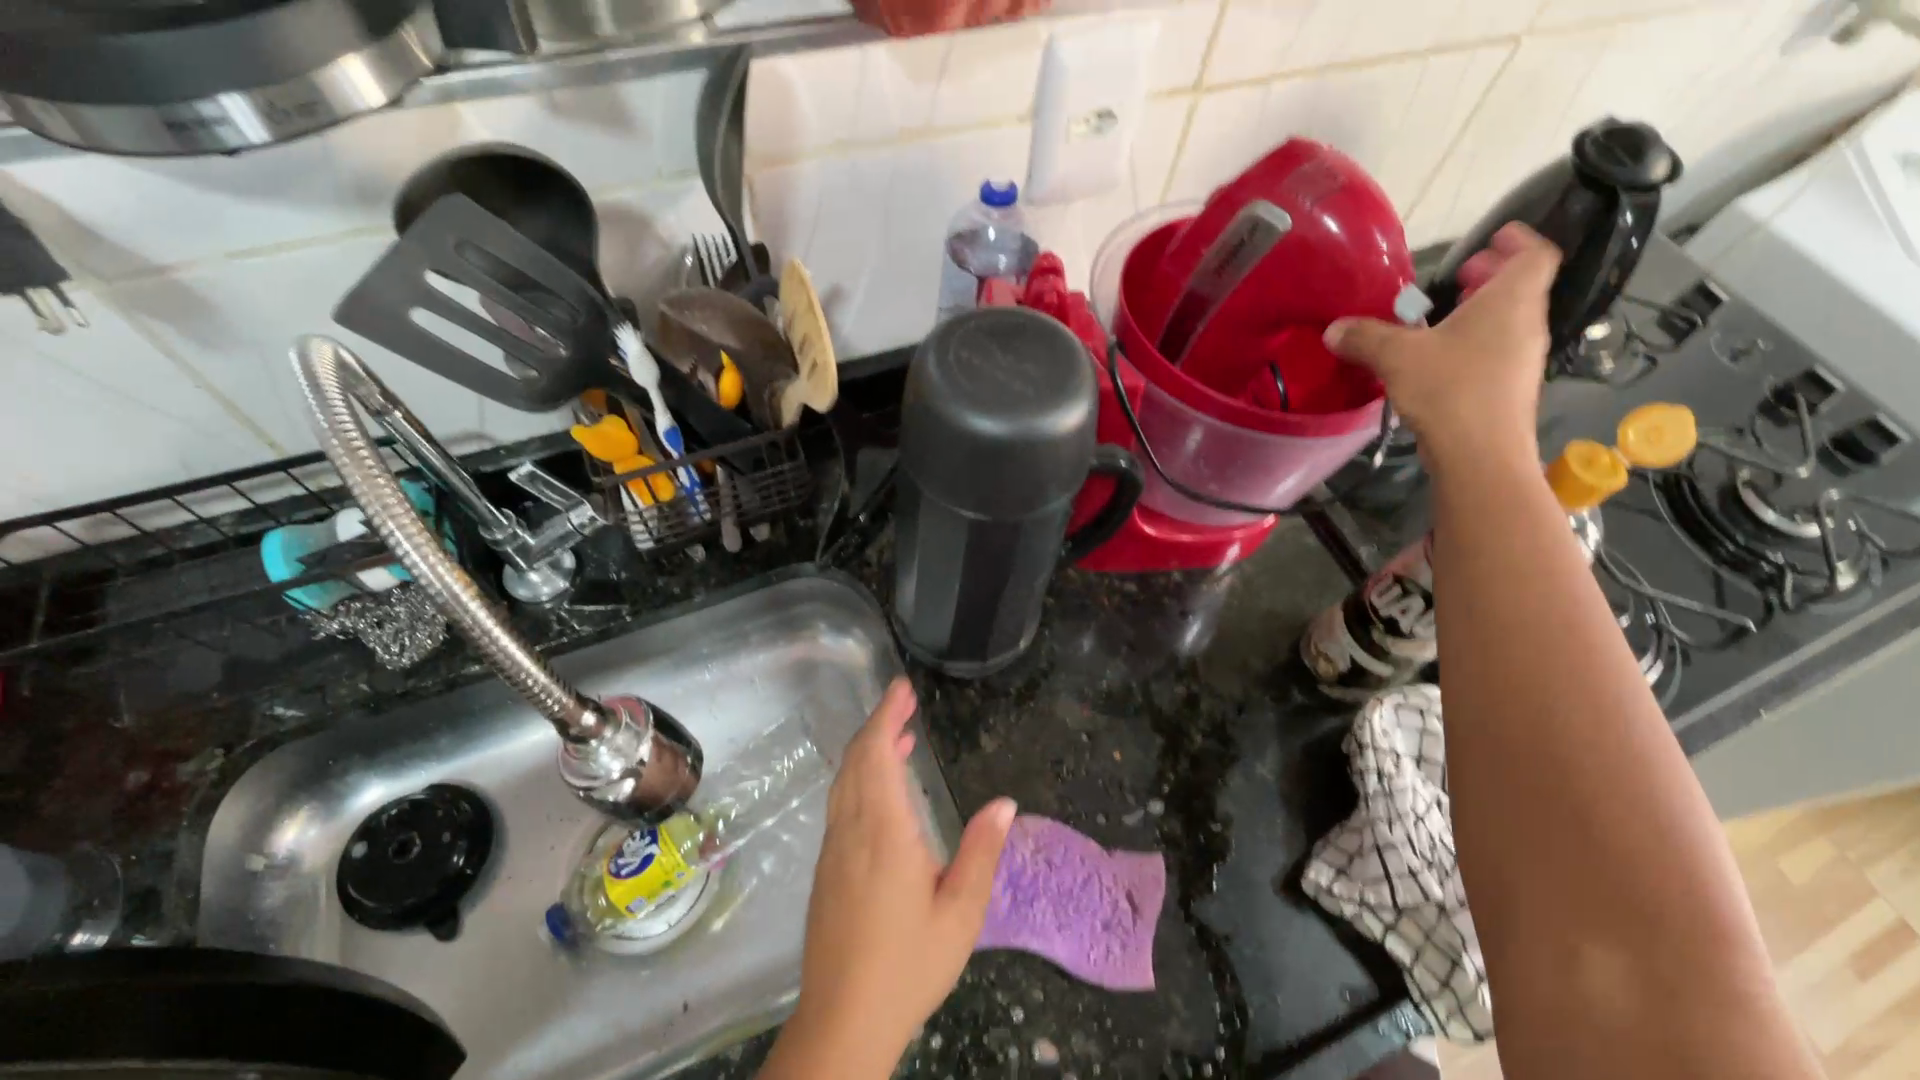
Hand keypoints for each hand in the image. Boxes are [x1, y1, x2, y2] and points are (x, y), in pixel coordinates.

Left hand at [760, 678, 1015, 1078]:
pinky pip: (839, 807)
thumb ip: (981, 852)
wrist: (843, 1020)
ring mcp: (832, 853)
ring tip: (898, 739)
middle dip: (877, 725)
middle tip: (904, 704)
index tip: (901, 688)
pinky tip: (880, 796)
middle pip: (855, 762)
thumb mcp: (961, 913)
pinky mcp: (825, 873)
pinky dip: (858, 781)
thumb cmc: (909, 966)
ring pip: (843, 784)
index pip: (876, 755)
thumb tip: (1004, 802)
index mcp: (884, 834)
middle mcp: (850, 833)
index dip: (886, 715)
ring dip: (866, 753)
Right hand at [1323, 222, 1561, 464]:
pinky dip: (1477, 343)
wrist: (1480, 457)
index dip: (1517, 240)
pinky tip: (1442, 360)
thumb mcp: (1396, 356)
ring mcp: (1524, 360)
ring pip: (1509, 321)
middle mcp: (1526, 325)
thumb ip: (1364, 337)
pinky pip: (1499, 351)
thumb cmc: (1449, 390)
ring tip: (1443, 320)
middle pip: (1521, 287)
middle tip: (1457, 277)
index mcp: (1510, 301)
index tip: (1491, 238)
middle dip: (1490, 277)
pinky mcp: (1511, 391)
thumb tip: (1333, 329)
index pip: (1534, 254)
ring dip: (1482, 313)